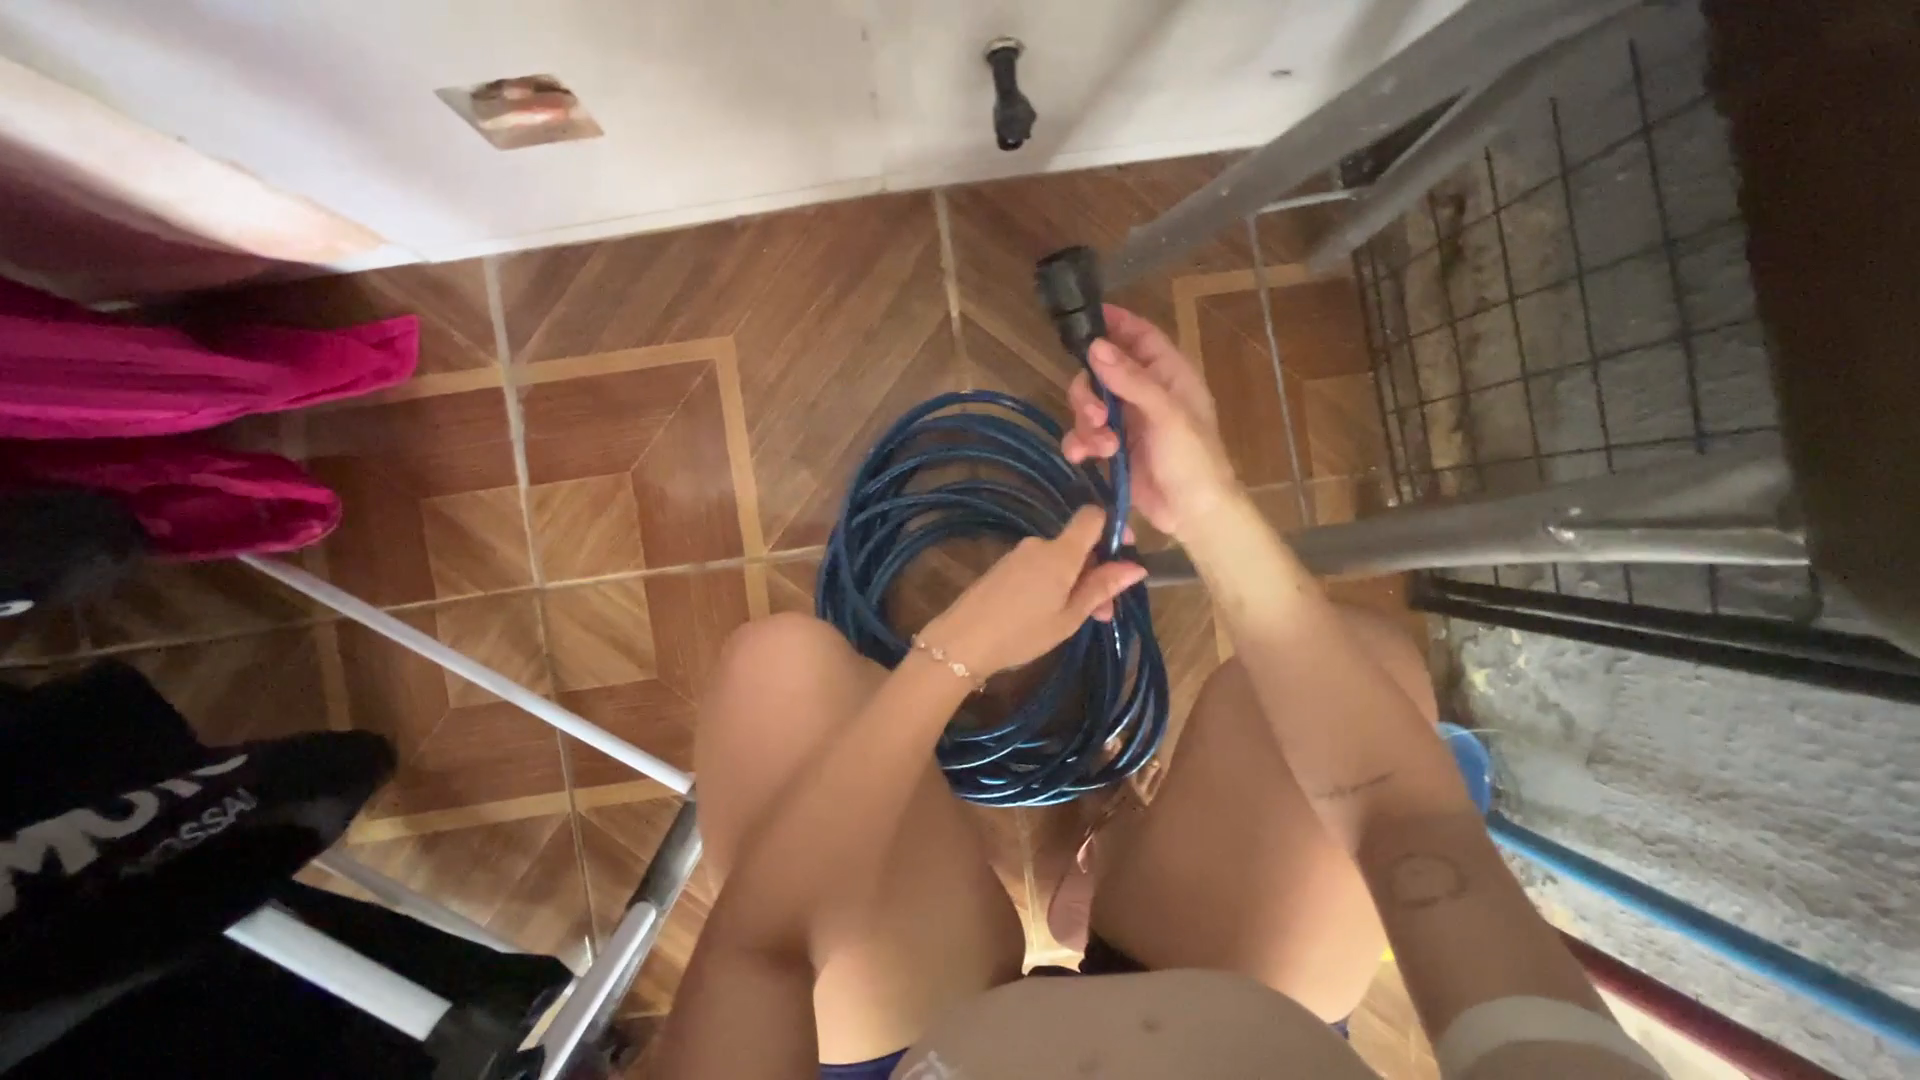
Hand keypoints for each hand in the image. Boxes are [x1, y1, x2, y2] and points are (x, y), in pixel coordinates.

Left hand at [921, 506, 1146, 677]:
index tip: (1124, 555)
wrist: (962, 642)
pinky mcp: (1004, 567)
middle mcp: (1039, 545)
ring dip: (1075, 583)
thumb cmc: (1022, 633)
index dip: (1114, 527)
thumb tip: (1136, 566)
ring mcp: (1019, 555)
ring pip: (1060, 559)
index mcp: (1060, 552)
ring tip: (1076, 620)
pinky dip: (1053, 584)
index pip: (1093, 515)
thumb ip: (1101, 588)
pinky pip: (1040, 567)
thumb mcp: (1069, 617)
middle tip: (1103, 613)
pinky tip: (1049, 614)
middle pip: (1078, 544)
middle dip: (1097, 572)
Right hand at [1060, 305, 1240, 540]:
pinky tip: (1084, 458)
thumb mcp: (1166, 414)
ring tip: (1102, 448)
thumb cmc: (1193, 459)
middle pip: (1101, 372)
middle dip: (1089, 392)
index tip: (1083, 321)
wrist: (1193, 513)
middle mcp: (1145, 392)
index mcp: (1168, 374)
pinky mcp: (1113, 450)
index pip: (1139, 335)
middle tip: (1096, 414)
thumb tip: (1094, 347)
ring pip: (1089, 405)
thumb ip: (1131, 380)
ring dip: (1087, 424)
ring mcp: (1128, 422)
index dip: (1113, 324)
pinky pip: (1085, 436)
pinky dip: (1080, 444)